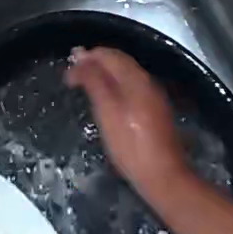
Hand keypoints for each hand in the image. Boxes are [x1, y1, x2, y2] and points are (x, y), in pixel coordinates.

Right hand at [63, 46, 191, 195]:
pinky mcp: (155, 111)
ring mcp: (153, 96)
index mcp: (134, 77)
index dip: (85, 58)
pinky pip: (131, 87)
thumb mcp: (106, 110)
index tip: (68, 72)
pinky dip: (115, 86)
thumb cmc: (130, 144)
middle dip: (94, 63)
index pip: (106, 54)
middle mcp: (146, 81)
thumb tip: (80, 57)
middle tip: (73, 76)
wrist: (164, 178)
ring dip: (103, 74)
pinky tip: (106, 100)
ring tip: (85, 87)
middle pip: (117, 61)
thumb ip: (93, 80)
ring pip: (124, 74)